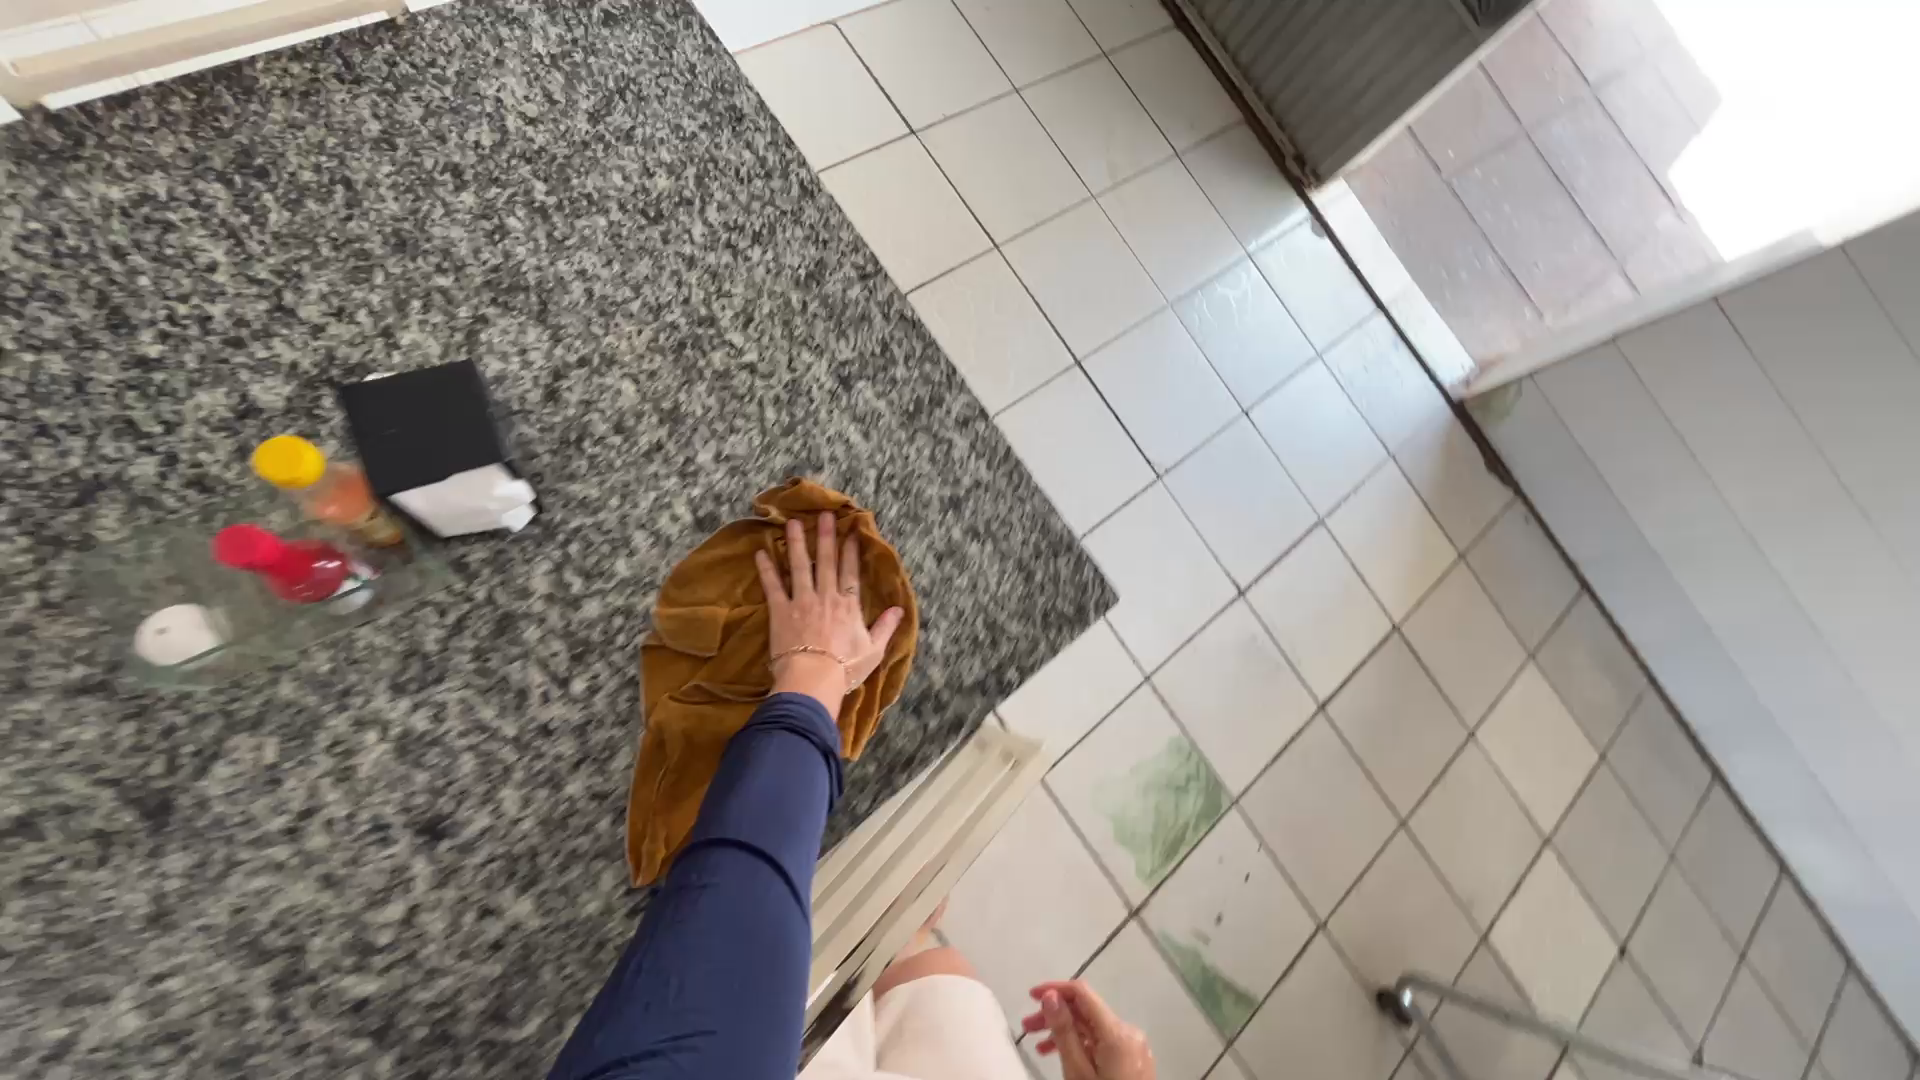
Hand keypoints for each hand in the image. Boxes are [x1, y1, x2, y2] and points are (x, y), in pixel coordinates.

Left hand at [754, 513, 905, 716]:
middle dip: (826, 536)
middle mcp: (826, 596)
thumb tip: (900, 609)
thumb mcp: (873, 650)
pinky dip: (767, 569)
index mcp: (849, 605)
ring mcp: (802, 601)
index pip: (850, 572)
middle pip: (826, 561)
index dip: (850, 551)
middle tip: (825, 515)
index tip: (850, 533)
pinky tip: (760, 553)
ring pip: (799, 566)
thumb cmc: (845, 668)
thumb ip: (886, 627)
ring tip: (793, 523)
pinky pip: (773, 586)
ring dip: (796, 543)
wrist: (813, 679)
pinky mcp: (780, 611)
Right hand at [1021, 981, 1155, 1079]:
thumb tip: (1050, 996)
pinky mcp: (1133, 1061)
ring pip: (1093, 1028)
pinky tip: (1062, 1056)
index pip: (1082, 993)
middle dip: (1055, 1014)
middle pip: (1086, 1011)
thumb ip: (1063, 1032)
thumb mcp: (1077, 1072)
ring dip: (1065, 1031)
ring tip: (1038, 1046)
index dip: (1055, 989)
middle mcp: (1129, 1032)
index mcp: (1118, 1031)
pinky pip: (1102, 1043)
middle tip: (1026, 1026)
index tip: (1030, 997)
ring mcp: (1133, 1047)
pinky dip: (1081, 1045)